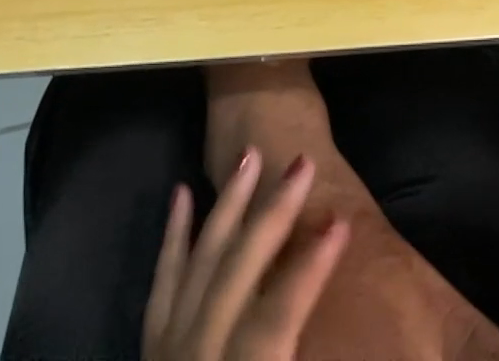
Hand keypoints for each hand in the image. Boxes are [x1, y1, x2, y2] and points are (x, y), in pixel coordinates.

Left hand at [144, 150, 350, 360]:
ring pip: (200, 259)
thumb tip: (346, 330)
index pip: (278, 312)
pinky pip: (162, 277)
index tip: (340, 221)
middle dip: (272, 212)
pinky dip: (174, 232)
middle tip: (301, 162)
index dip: (310, 268)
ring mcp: (170, 340)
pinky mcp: (152, 339)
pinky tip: (182, 192)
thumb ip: (304, 351)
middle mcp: (201, 346)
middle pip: (238, 268)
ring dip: (228, 204)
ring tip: (249, 156)